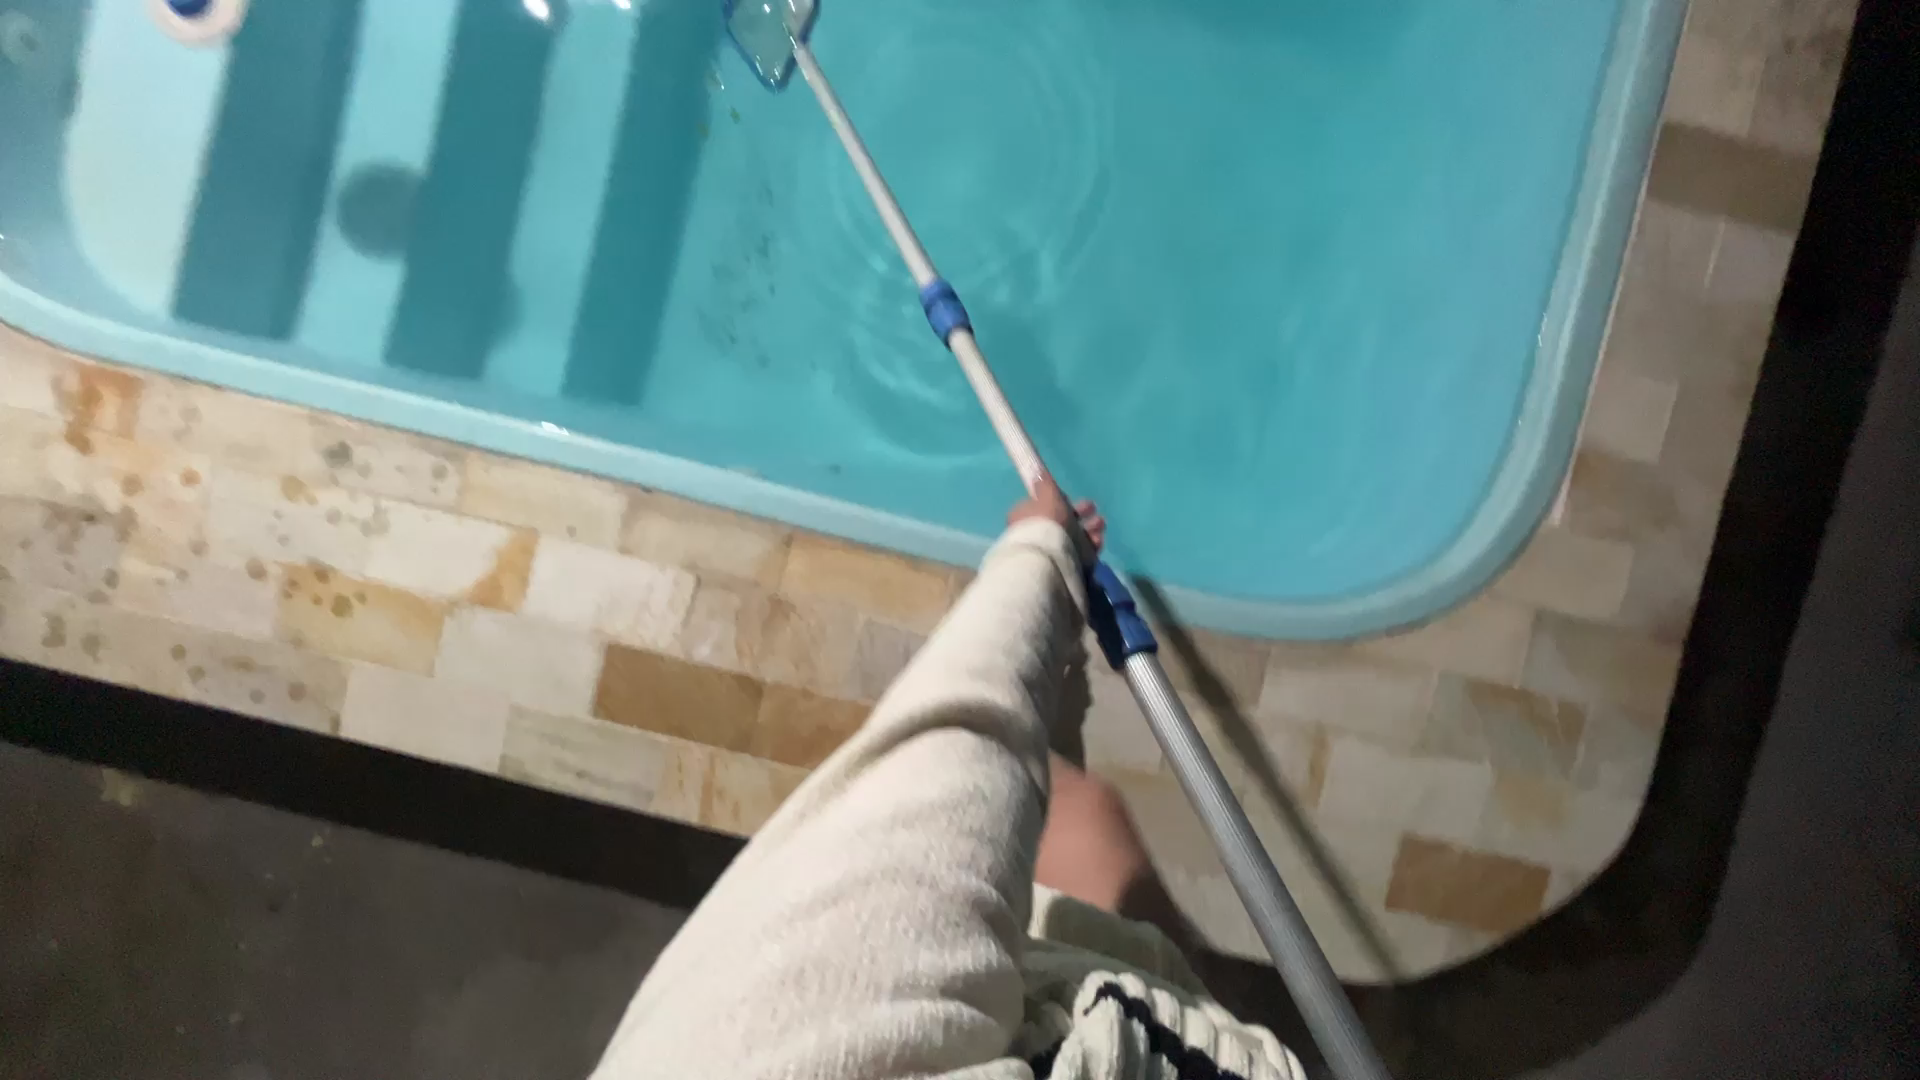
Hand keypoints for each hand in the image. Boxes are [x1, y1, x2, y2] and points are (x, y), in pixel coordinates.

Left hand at [1007, 481, 1104, 554]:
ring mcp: (1048, 552)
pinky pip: (1079, 553)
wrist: (1048, 559)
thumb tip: (1037, 472)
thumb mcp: (1048, 496)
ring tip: (1101, 525)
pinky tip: (1099, 541)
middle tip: (1095, 510)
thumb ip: (1045, 485)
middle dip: (1080, 515)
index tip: (1074, 499)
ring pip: (1071, 538)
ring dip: (1088, 530)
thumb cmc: (1047, 522)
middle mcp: (1035, 534)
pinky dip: (1090, 546)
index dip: (1061, 502)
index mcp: (1026, 516)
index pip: (1044, 506)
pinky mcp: (1062, 567)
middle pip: (1060, 522)